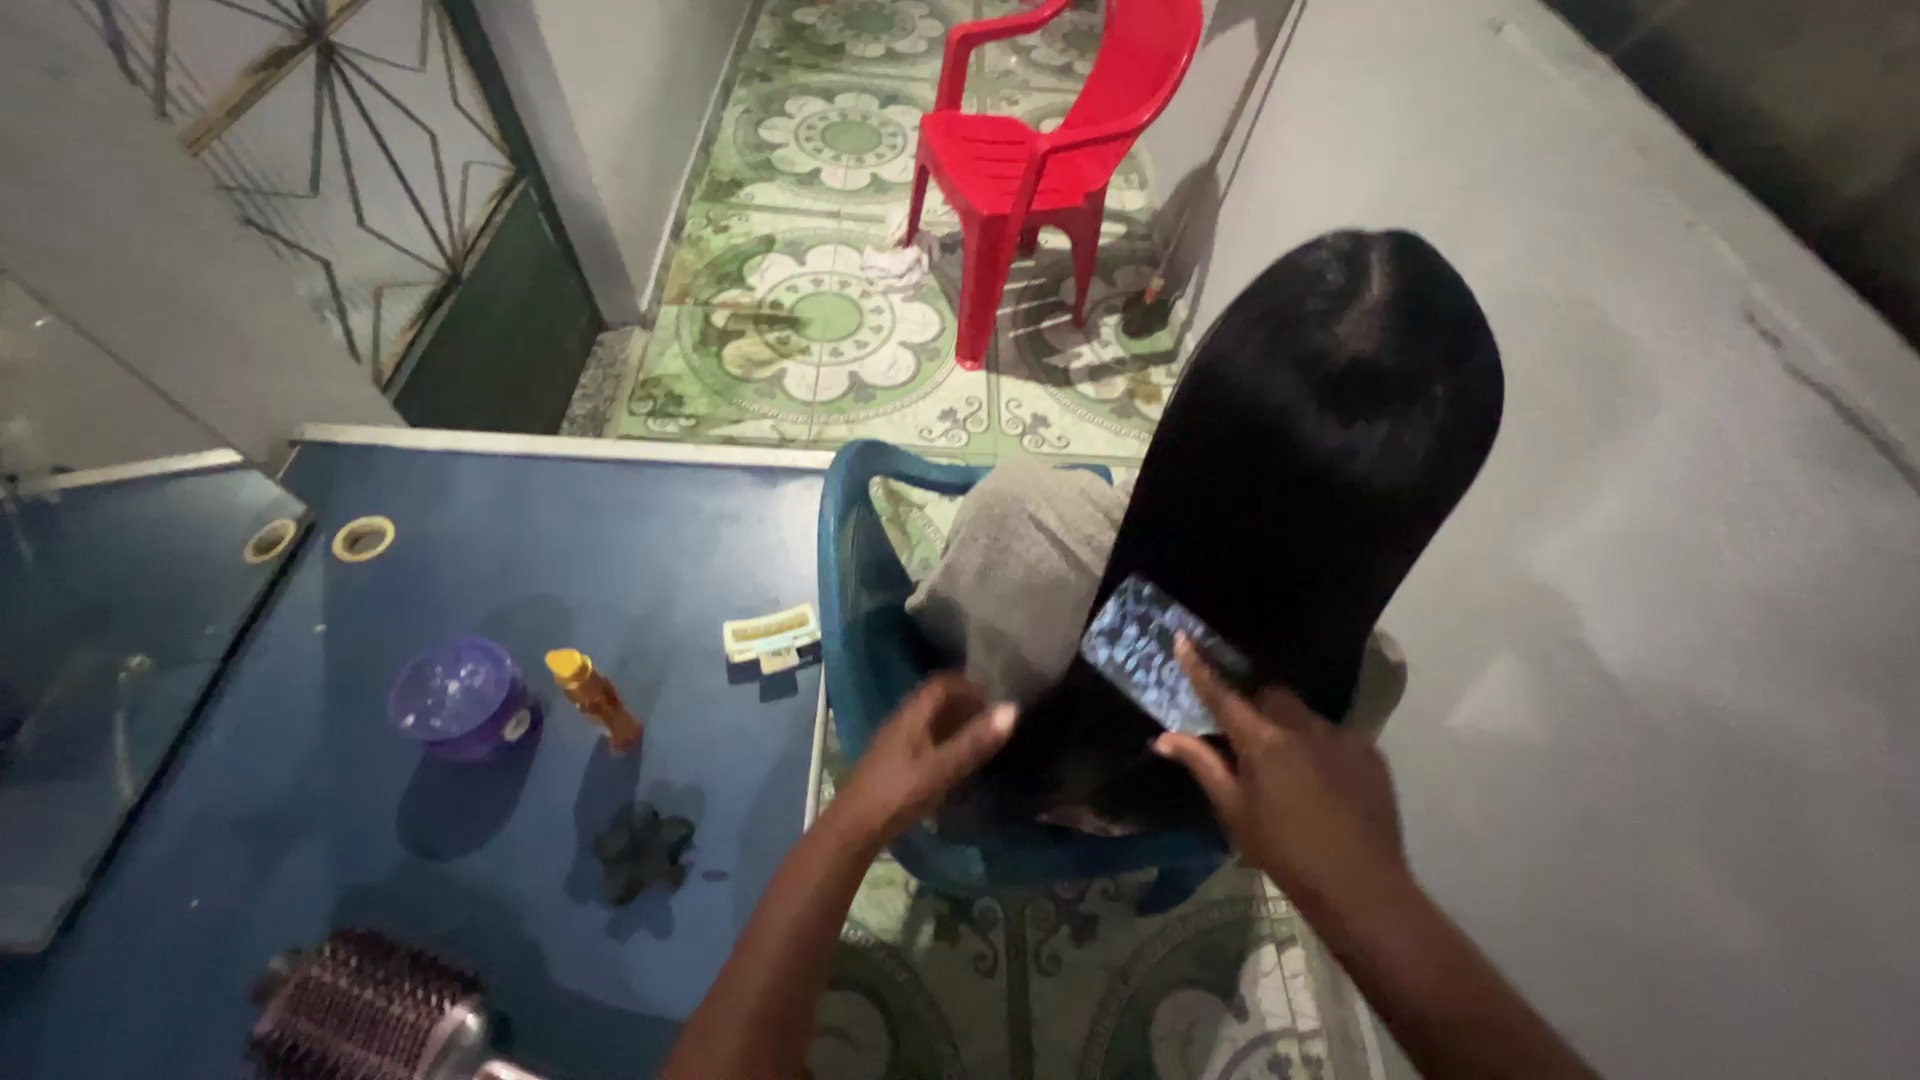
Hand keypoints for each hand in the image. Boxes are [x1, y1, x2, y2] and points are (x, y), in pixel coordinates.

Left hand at [829, 674, 1017, 845]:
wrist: (855, 827)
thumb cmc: (901, 793)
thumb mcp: (943, 768)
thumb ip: (975, 740)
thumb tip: (1012, 708)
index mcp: (911, 715)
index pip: (941, 684)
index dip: (968, 685)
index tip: (994, 698)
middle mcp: (901, 721)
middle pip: (934, 701)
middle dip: (964, 704)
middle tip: (992, 719)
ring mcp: (894, 742)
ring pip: (928, 722)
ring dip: (954, 724)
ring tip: (980, 739)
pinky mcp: (892, 762)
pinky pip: (923, 740)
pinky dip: (943, 742)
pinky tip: (955, 763)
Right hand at [1154, 637, 1408, 911]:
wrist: (1361, 887)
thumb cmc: (1284, 851)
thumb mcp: (1233, 811)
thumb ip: (1202, 765)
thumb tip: (1164, 738)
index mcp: (1263, 742)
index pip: (1222, 694)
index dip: (1200, 666)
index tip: (1185, 638)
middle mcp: (1303, 727)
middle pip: (1270, 695)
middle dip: (1255, 704)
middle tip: (1246, 736)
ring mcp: (1342, 737)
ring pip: (1304, 715)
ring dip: (1289, 727)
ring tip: (1289, 767)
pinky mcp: (1370, 754)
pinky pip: (1335, 735)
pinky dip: (1320, 748)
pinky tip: (1322, 783)